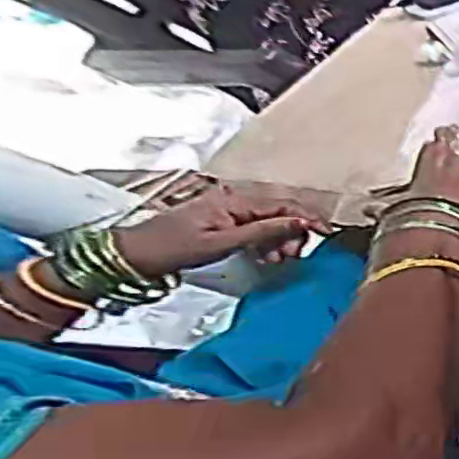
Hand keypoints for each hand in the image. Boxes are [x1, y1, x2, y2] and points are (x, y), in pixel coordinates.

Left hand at [115, 185, 327, 277]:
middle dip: (295, 232)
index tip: (326, 234)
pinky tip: (266, 254)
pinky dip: (270, 240)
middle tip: (294, 255)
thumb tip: (302, 222)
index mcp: (234, 201)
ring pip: (273, 219)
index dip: (309, 218)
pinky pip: (260, 226)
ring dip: (283, 239)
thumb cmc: (175, 248)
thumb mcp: (224, 242)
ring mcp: (230, 209)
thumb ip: (265, 231)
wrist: (133, 256)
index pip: (285, 205)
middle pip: (282, 211)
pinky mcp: (226, 220)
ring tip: (277, 258)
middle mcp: (234, 199)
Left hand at [409, 125, 458, 222]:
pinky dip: (426, 151)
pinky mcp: (416, 171)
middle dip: (454, 134)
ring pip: (436, 142)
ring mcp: (434, 163)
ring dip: (439, 139)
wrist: (439, 221)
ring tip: (439, 137)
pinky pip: (423, 154)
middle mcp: (457, 161)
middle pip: (454, 138)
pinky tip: (426, 151)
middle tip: (454, 130)